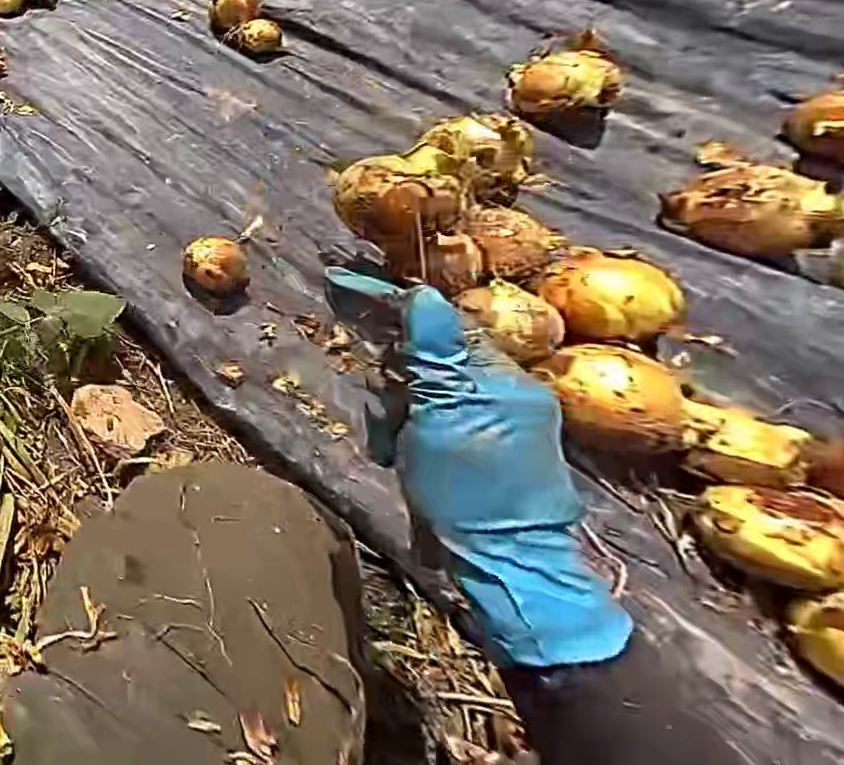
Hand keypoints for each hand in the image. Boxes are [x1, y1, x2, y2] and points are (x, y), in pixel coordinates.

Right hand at [326, 269, 632, 667]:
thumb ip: (435, 353)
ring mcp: (487, 415)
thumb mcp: (445, 415)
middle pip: (425, 348)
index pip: (437, 317)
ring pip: (419, 380)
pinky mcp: (471, 438)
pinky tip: (398, 447)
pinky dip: (402, 422)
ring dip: (393, 401)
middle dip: (389, 364)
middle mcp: (498, 387)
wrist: (503, 560)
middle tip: (375, 393)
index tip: (341, 283)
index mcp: (498, 375)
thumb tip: (422, 293)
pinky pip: (425, 409)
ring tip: (392, 438)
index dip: (389, 300)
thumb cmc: (471, 487)